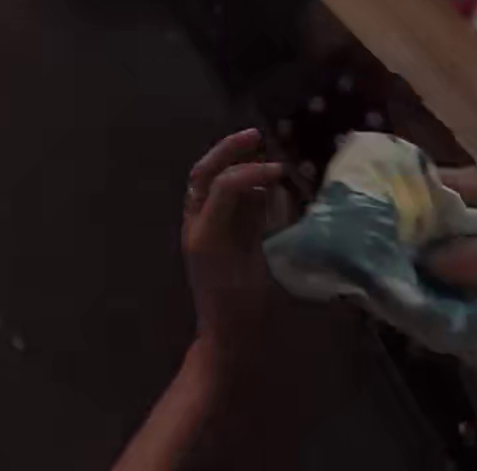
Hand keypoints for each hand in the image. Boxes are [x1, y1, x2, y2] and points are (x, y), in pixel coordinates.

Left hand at [182, 128, 285, 363]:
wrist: (226, 341)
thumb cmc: (243, 310)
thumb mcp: (257, 266)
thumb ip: (262, 224)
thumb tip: (274, 185)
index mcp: (206, 230)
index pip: (223, 185)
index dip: (250, 172)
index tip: (279, 169)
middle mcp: (197, 222)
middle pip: (205, 173)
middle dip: (227, 150)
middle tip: (256, 136)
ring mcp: (199, 226)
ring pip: (205, 180)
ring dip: (227, 160)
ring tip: (255, 146)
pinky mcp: (207, 233)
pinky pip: (213, 197)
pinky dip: (232, 181)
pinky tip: (256, 178)